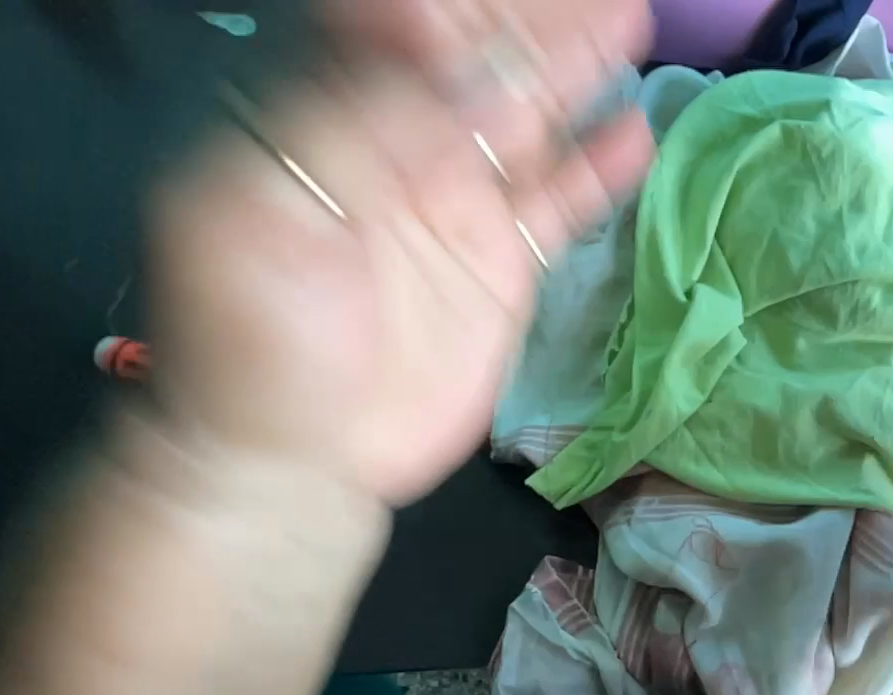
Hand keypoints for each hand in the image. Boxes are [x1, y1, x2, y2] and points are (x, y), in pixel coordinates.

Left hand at [147, 0, 654, 506]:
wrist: (306, 452)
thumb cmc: (258, 342)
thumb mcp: (262, 215)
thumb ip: (355, 132)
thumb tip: (468, 72)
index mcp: (331, 117)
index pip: (400, 26)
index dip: (454, 5)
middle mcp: (404, 147)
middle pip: (478, 60)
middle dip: (532, 15)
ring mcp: (463, 207)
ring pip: (531, 121)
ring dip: (577, 70)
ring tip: (628, 18)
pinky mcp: (506, 265)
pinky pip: (561, 205)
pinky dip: (598, 171)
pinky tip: (634, 132)